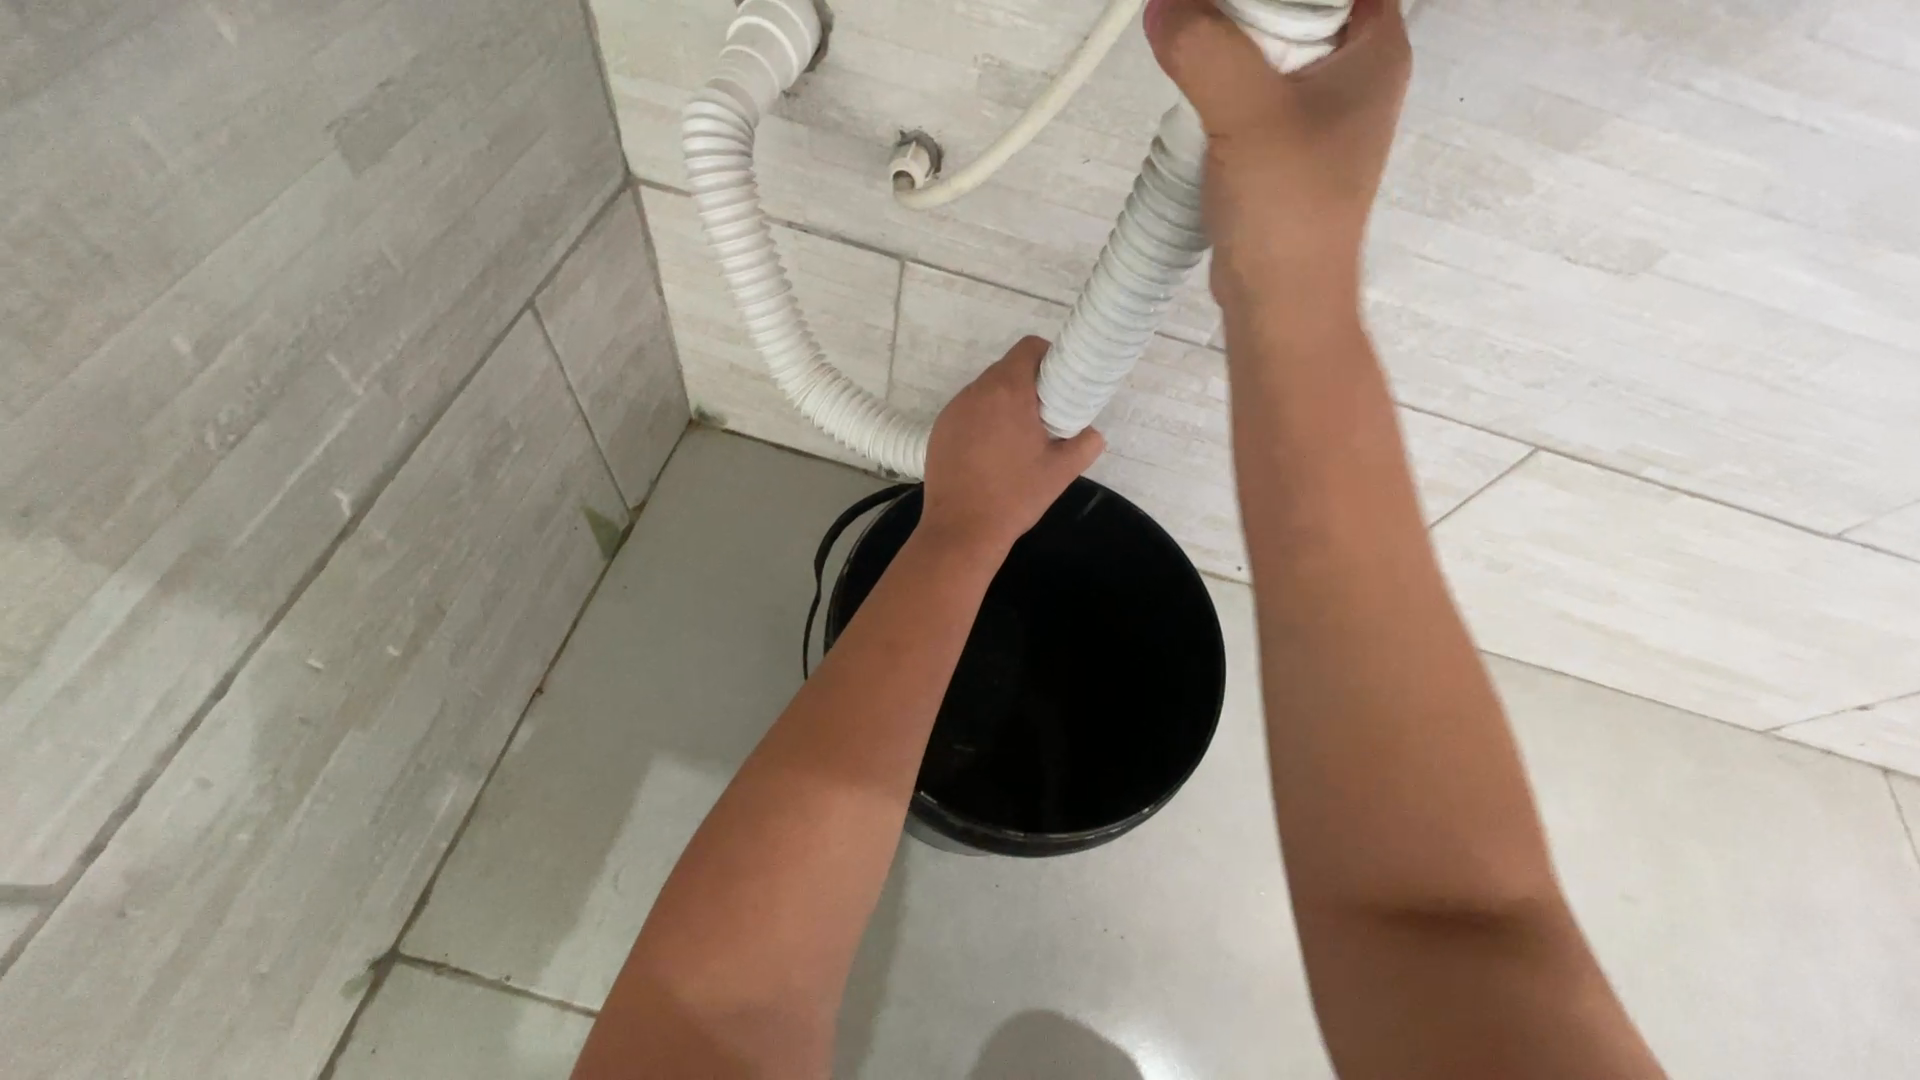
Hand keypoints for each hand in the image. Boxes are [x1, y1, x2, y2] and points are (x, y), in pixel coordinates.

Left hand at [920, 337, 1105, 555]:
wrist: (962, 530)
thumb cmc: (1015, 496)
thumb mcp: (1061, 472)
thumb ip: (1085, 444)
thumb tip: (1092, 433)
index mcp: (1007, 391)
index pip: (1028, 347)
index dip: (1048, 357)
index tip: (1059, 383)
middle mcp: (975, 392)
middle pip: (1006, 368)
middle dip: (1028, 384)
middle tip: (1045, 416)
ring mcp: (952, 411)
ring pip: (985, 391)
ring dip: (1004, 403)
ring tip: (1018, 438)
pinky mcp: (939, 431)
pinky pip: (967, 412)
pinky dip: (983, 420)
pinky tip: (992, 453)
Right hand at [1145, 0, 1410, 306]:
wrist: (1280, 301)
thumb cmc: (1285, 206)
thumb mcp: (1246, 112)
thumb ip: (1204, 49)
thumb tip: (1161, 8)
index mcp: (1376, 48)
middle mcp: (1356, 75)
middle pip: (1299, 7)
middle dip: (1243, 9)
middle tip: (1199, 15)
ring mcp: (1320, 119)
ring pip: (1272, 53)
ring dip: (1228, 49)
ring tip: (1188, 47)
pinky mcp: (1284, 155)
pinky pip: (1253, 98)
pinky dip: (1223, 90)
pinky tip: (1194, 97)